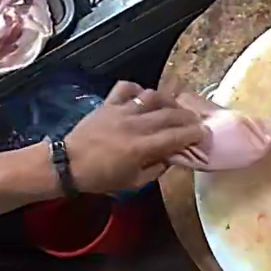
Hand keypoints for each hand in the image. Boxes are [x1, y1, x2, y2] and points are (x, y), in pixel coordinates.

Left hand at [63, 81, 205, 192]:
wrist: (66, 165)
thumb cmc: (101, 178)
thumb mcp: (134, 182)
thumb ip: (158, 168)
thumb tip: (173, 156)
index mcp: (142, 147)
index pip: (178, 136)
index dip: (196, 134)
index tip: (204, 134)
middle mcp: (135, 125)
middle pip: (171, 114)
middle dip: (189, 117)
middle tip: (196, 122)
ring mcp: (121, 111)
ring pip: (153, 97)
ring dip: (169, 101)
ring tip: (175, 108)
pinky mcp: (108, 104)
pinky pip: (127, 88)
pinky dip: (139, 90)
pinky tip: (144, 98)